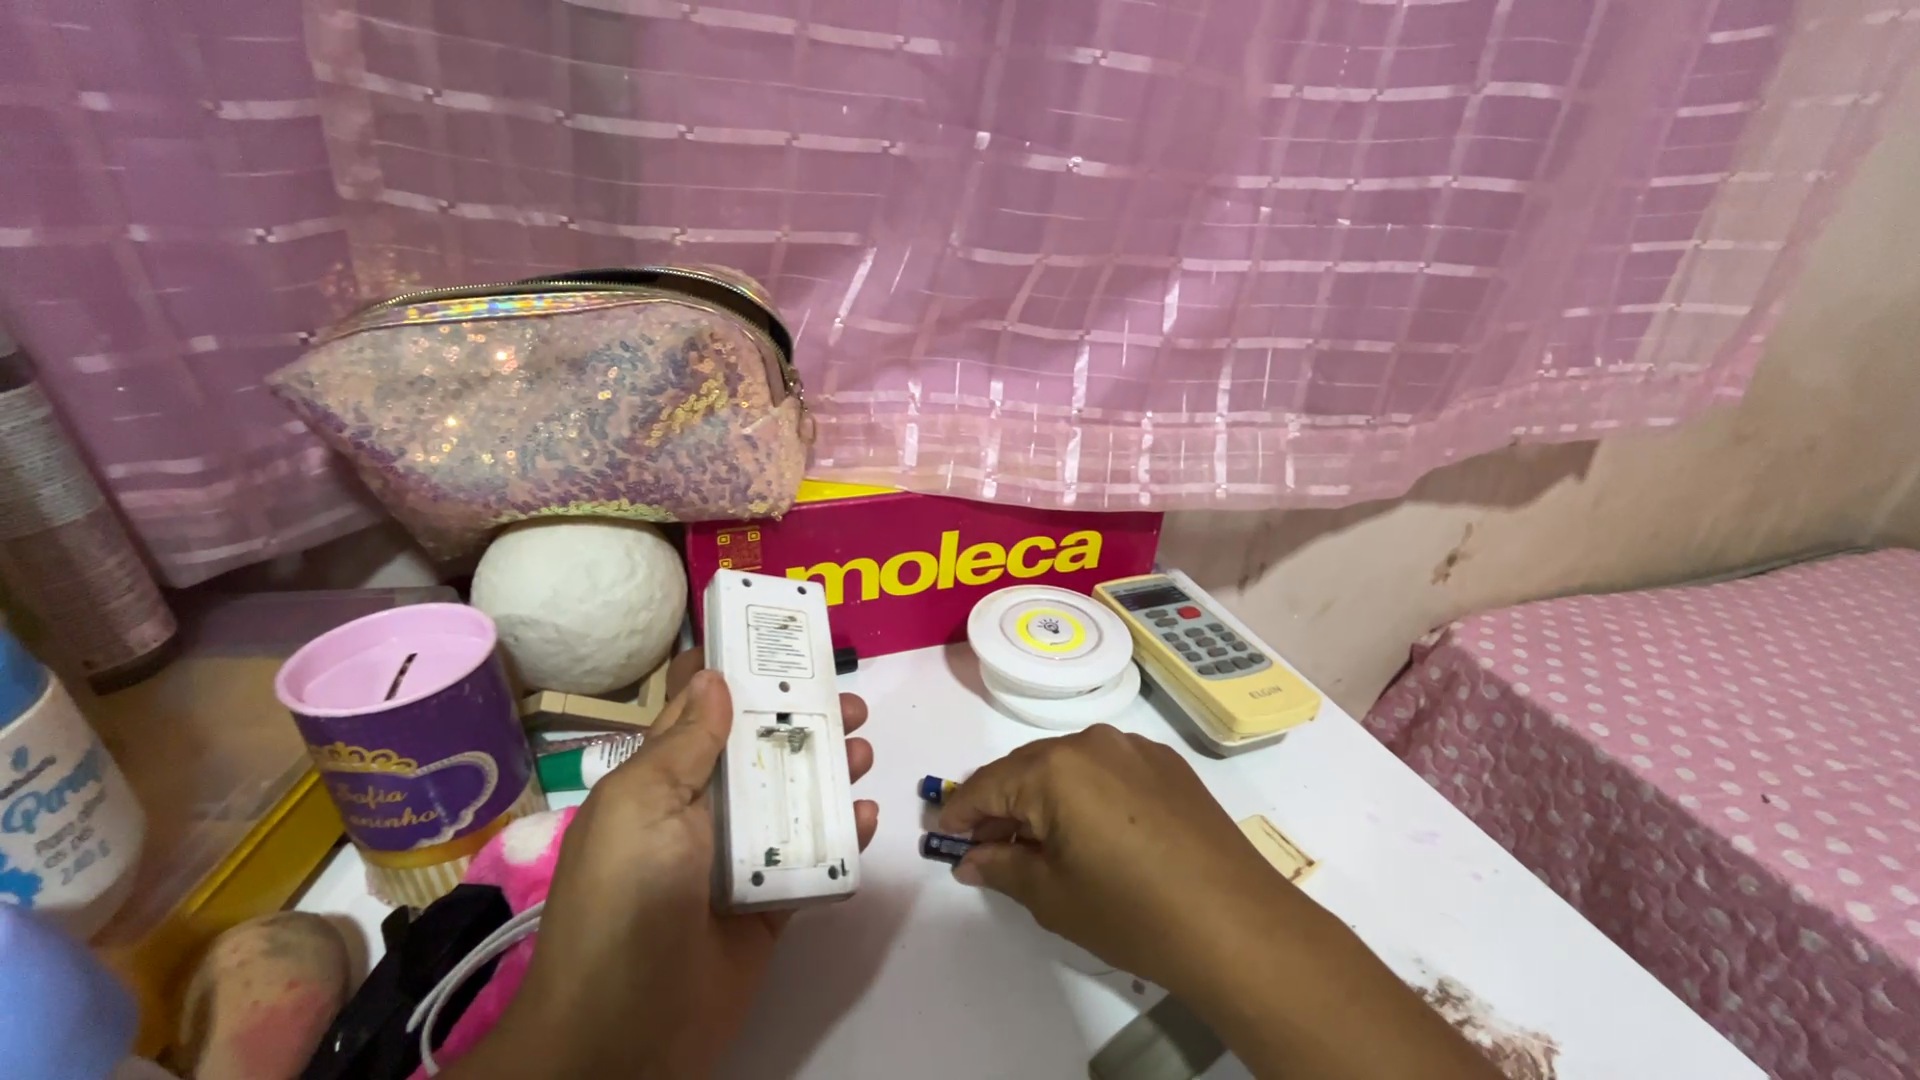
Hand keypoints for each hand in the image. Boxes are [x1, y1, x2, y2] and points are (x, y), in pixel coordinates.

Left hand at [457, 650, 876, 1079]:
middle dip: (804, 720)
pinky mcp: (771, 902)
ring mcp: (739, 858)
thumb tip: (716, 678)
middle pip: (762, 750)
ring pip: (794, 797)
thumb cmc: (626, 898)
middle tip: (849, 702)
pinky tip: (863, 816)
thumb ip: (684, 744)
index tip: (779, 643)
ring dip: (831, 769)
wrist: (625, 1032)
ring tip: (864, 749)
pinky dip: (843, 836)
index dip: (736, 674)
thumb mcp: (641, 806)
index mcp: (663, 781)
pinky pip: (814, 858)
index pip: (701, 712)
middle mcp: (702, 811)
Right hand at [937, 723, 1286, 995]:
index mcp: (1055, 768)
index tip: (945, 833)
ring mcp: (1136, 749)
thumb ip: (1002, 867)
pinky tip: (1093, 830)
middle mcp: (1093, 742)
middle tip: (988, 845)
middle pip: (1028, 767)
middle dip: (1003, 804)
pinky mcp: (1168, 765)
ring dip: (1046, 796)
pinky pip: (1109, 769)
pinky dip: (1087, 792)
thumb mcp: (1053, 896)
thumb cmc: (1132, 912)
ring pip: (1070, 765)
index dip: (962, 811)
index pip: (989, 784)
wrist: (1237, 924)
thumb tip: (971, 858)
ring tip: (1041, 840)